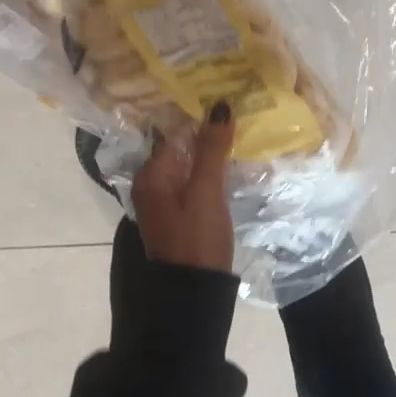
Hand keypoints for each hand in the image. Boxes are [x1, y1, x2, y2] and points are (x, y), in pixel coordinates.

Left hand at [129, 101, 235, 272]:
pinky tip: (235, 168)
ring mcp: (166, 203)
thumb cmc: (196, 237)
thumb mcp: (206, 191)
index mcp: (151, 176)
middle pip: (182, 150)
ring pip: (191, 167)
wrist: (193, 292)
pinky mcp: (182, 216)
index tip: (230, 104)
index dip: (202, 119)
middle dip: (209, 135)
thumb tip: (220, 106)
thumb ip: (212, 149)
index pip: (176, 134)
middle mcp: (152, 186)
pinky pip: (196, 184)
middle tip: (242, 115)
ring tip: (244, 136)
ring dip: (214, 154)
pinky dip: (213, 174)